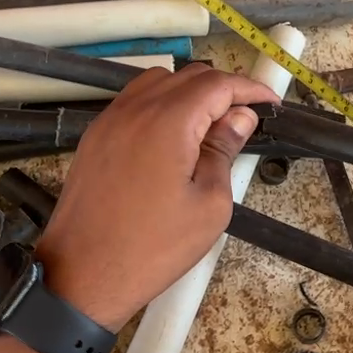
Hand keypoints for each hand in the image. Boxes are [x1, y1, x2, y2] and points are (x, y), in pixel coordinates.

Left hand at [37, 64, 276, 328]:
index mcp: (167, 122)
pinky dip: (162, 104)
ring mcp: (109, 120)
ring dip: (190, 92)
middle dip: (223, 89)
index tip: (270, 102)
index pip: (217, 85)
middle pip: (188, 76)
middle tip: (246, 117)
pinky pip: (134, 101)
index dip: (249, 88)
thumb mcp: (209, 205)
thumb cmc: (152, 248)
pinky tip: (175, 135)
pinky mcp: (95, 137)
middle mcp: (135, 110)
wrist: (82, 275)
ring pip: (158, 82)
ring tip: (211, 124)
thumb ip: (224, 152)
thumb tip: (240, 118)